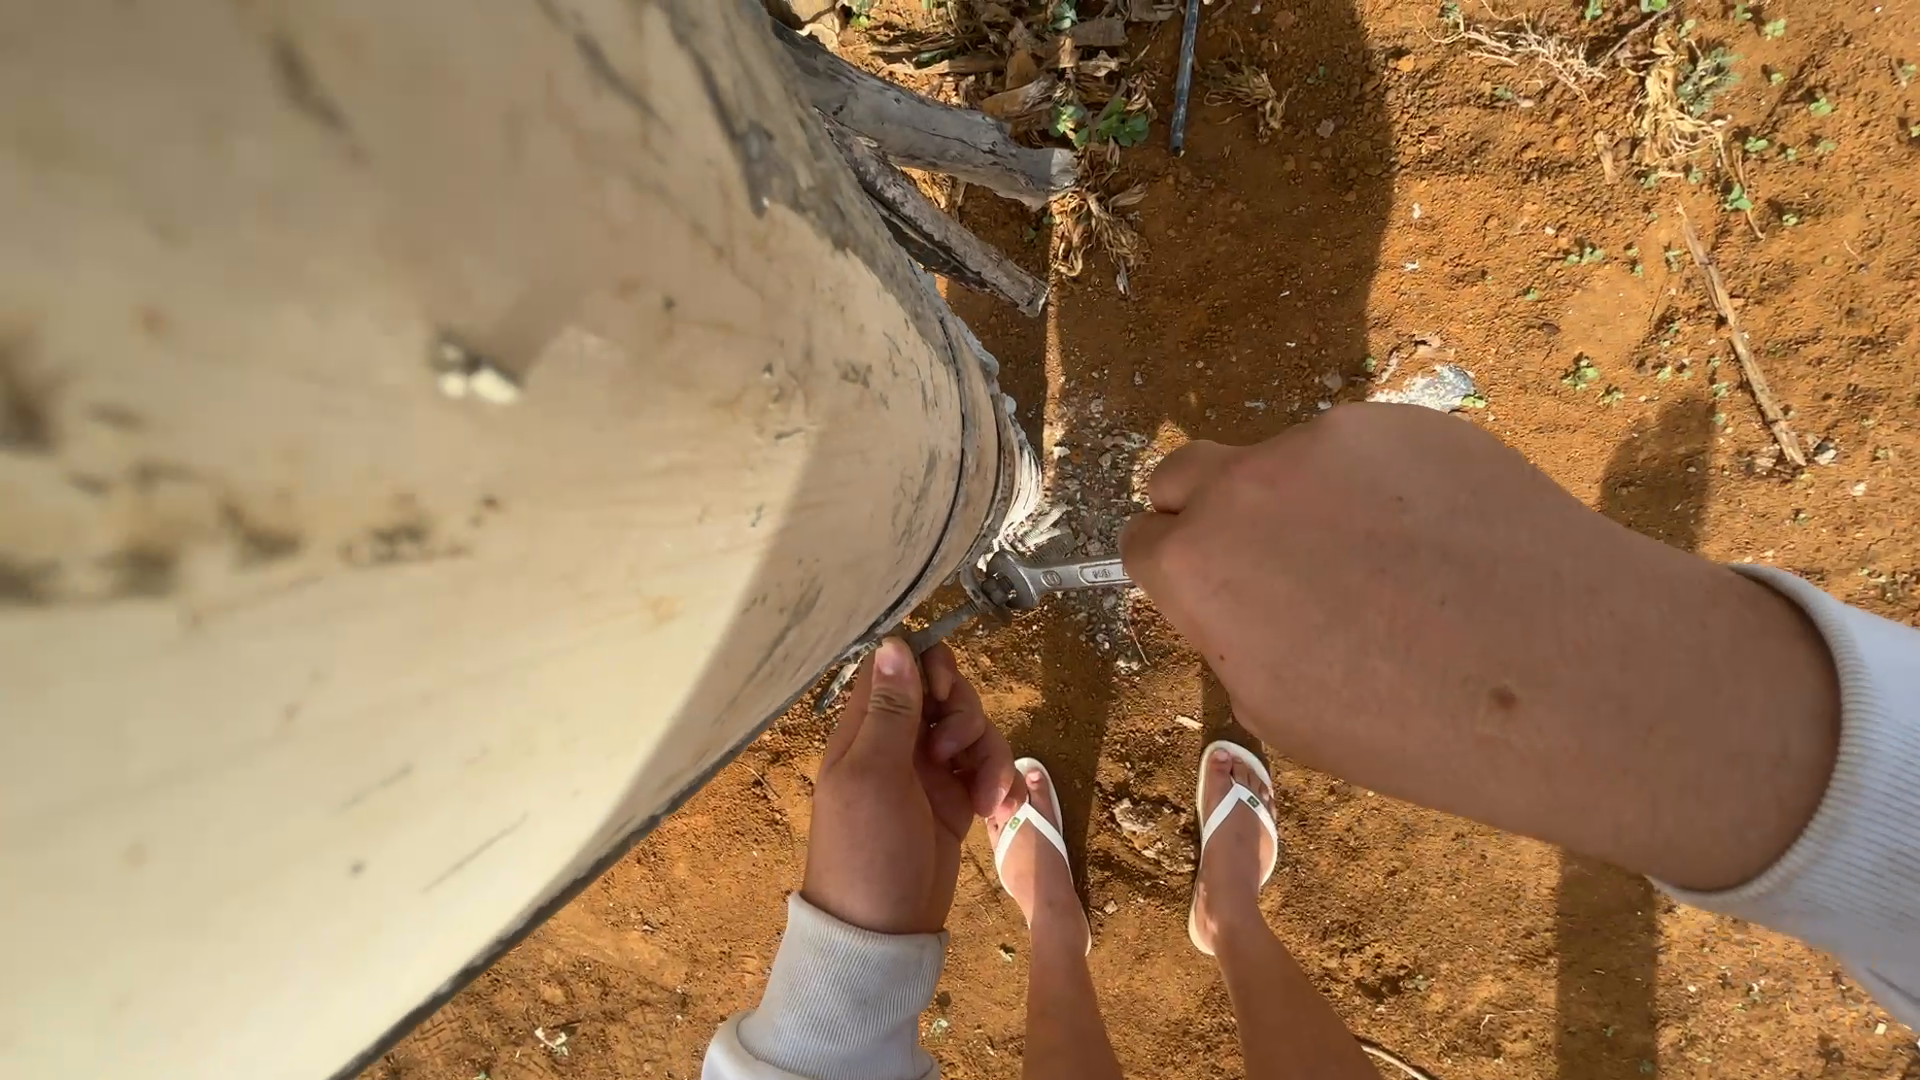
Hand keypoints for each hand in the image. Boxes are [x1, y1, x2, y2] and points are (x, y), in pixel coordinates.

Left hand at [802, 638, 1016, 934]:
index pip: (896, 667)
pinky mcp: (957, 797)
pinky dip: (999, 781)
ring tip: (985, 798)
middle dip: (963, 715)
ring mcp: (930, 769)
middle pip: (944, 693)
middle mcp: (899, 740)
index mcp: (867, 728)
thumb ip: (890, 710)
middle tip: (954, 752)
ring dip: (988, 755)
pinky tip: (1000, 809)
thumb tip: (893, 642)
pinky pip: (987, 767)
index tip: (943, 690)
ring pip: (972, 729)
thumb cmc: (866, 849)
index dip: (925, 665)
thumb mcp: (874, 775)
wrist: (883, 934)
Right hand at [1121, 403, 1837, 889]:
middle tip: (1265, 560)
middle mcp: (1241, 485)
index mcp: (1194, 563)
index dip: (1172, 571)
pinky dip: (1370, 483)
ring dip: (1296, 500)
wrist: (1576, 680)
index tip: (1210, 593)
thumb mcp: (1274, 706)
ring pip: (1276, 463)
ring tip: (1384, 560)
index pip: (1141, 539)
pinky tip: (1434, 534)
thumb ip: (1223, 628)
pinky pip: (1354, 450)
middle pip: (1181, 475)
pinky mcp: (1399, 418)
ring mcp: (1322, 440)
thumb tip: (1229, 590)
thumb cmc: (1405, 725)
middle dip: (1201, 513)